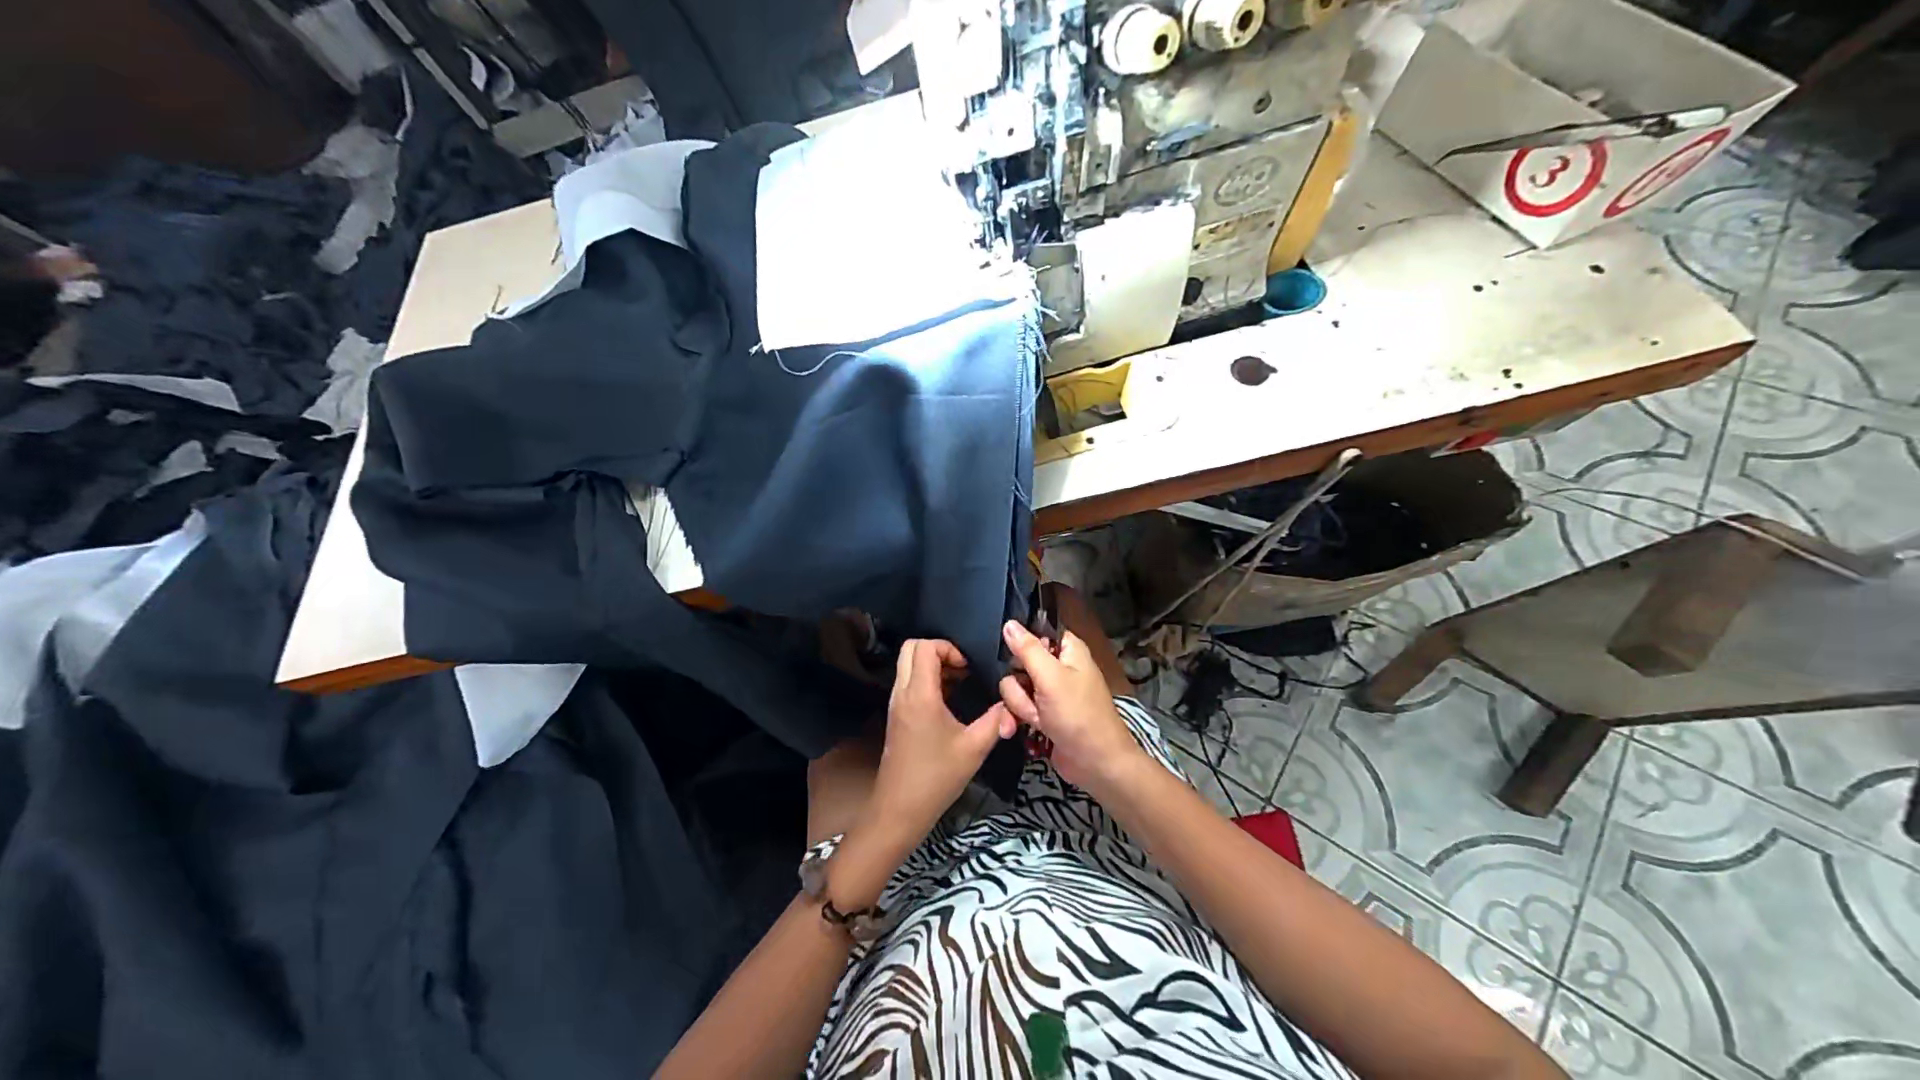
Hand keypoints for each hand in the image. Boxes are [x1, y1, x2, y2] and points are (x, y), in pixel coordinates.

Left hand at [859, 640, 1016, 864]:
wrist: (900, 808)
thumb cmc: (937, 777)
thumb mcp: (975, 748)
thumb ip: (996, 720)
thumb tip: (1011, 702)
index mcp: (919, 694)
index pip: (924, 647)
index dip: (948, 648)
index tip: (968, 667)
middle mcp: (902, 693)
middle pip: (911, 648)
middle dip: (939, 651)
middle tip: (963, 670)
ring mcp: (896, 704)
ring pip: (908, 665)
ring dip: (933, 666)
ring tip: (960, 684)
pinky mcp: (896, 716)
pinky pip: (908, 683)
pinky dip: (927, 681)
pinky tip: (949, 702)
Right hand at [997, 620, 1147, 797]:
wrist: (1096, 764)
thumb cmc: (1078, 715)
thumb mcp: (1051, 678)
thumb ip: (1027, 649)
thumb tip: (1009, 624)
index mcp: (1067, 650)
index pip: (1035, 633)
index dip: (1022, 646)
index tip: (1018, 661)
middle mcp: (1057, 667)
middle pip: (1018, 662)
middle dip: (1019, 685)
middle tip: (1035, 698)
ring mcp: (1048, 692)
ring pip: (1014, 688)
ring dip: (1021, 707)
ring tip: (1039, 721)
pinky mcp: (1041, 714)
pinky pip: (1018, 708)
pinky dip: (1018, 719)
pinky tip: (1021, 731)